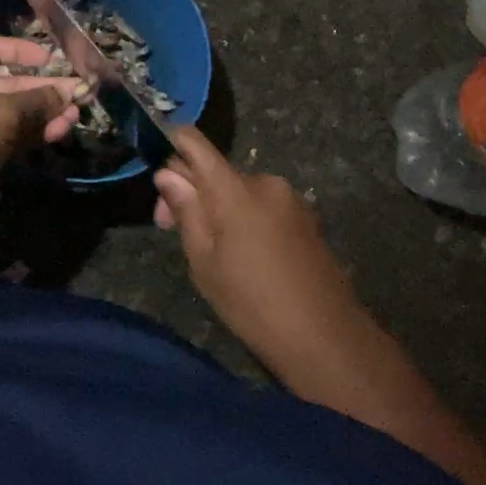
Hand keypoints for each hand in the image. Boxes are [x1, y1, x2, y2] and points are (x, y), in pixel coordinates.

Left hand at [0, 36, 85, 223]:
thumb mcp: (2, 111)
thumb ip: (38, 101)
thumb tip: (68, 92)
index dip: (26, 52)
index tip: (55, 60)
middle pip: (13, 81)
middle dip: (46, 88)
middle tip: (81, 92)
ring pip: (17, 111)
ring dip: (46, 112)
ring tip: (78, 114)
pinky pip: (14, 134)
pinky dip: (36, 132)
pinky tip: (62, 130)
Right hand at [153, 128, 354, 346]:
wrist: (328, 341)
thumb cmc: (253, 303)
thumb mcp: (204, 262)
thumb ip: (186, 210)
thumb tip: (167, 173)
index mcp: (235, 189)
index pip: (194, 143)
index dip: (170, 146)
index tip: (156, 178)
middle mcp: (265, 183)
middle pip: (215, 170)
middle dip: (191, 192)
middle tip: (172, 232)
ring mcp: (291, 200)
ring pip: (238, 190)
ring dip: (218, 208)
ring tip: (212, 252)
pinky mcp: (306, 219)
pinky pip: (262, 205)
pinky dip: (244, 218)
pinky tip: (244, 257)